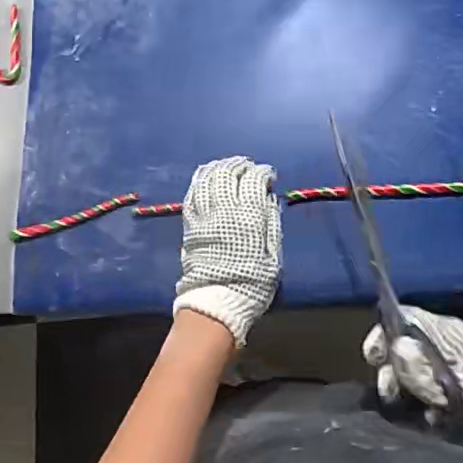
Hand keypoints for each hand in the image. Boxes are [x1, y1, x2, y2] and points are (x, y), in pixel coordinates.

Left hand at [172, 156, 280, 345]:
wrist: (216, 298)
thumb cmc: (251, 281)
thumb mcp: (272, 254)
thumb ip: (271, 223)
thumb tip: (270, 198)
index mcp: (249, 216)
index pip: (254, 181)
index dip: (262, 173)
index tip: (268, 174)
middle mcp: (224, 209)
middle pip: (229, 175)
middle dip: (240, 165)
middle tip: (247, 165)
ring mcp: (204, 214)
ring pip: (209, 179)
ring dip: (219, 167)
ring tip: (227, 164)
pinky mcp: (190, 222)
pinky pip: (193, 193)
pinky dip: (200, 180)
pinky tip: (205, 174)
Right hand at [362, 306, 462, 462]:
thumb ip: (423, 368)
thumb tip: (394, 346)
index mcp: (453, 334)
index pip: (405, 318)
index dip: (383, 334)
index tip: (371, 359)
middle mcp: (455, 347)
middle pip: (408, 347)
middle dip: (393, 369)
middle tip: (388, 395)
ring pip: (419, 374)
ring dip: (409, 392)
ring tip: (412, 414)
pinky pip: (437, 396)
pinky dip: (428, 408)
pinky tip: (432, 423)